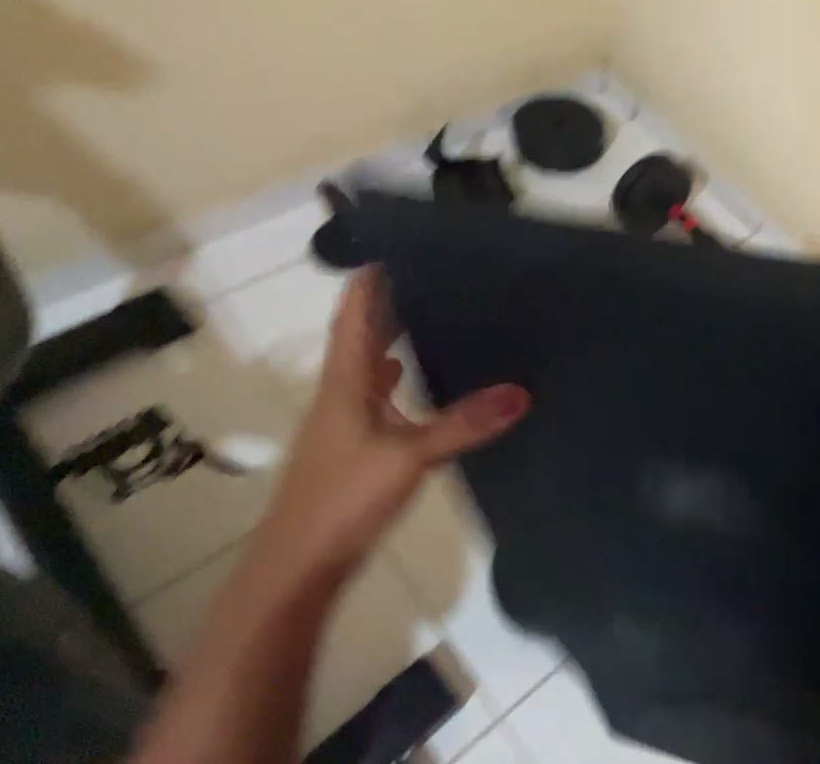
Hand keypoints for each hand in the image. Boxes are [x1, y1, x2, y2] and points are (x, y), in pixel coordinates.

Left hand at [252, 269, 529, 584]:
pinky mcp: (353, 450)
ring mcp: (343, 424)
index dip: (369, 283)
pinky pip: (378, 398)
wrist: (296, 569)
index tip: (396, 248)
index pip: (354, 319)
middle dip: (389, 306)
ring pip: (368, 368)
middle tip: (431, 277)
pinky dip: (398, 380)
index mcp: (345, 385)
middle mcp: (340, 396)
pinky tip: (417, 383)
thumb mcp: (409, 458)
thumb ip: (463, 425)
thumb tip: (523, 392)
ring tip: (433, 318)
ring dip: (392, 340)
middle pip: (360, 338)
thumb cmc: (341, 501)